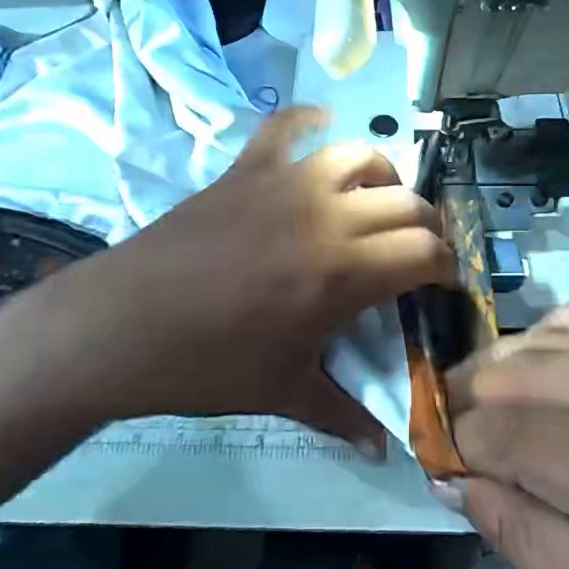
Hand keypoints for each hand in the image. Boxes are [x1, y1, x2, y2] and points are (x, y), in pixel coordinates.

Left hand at [31, 106, 454, 449]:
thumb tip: (382, 449)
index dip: (447, 267)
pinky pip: (286, 126)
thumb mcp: (281, 393)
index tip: (443, 284)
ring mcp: (286, 183)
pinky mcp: (247, 169)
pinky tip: (320, 126)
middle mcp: (328, 215)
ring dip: (384, 176)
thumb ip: (341, 415)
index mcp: (344, 272)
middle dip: (427, 227)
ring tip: (377, 202)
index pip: (426, 253)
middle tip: (418, 253)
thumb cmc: (207, 365)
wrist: (120, 328)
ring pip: (360, 155)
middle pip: (407, 202)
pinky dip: (308, 120)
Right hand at [442, 301, 568, 568]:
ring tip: (479, 400)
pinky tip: (539, 366)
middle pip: (521, 372)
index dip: (454, 439)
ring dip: (503, 365)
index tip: (429, 456)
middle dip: (467, 396)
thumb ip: (512, 526)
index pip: (506, 429)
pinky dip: (554, 335)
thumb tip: (444, 471)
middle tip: (444, 430)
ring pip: (552, 337)